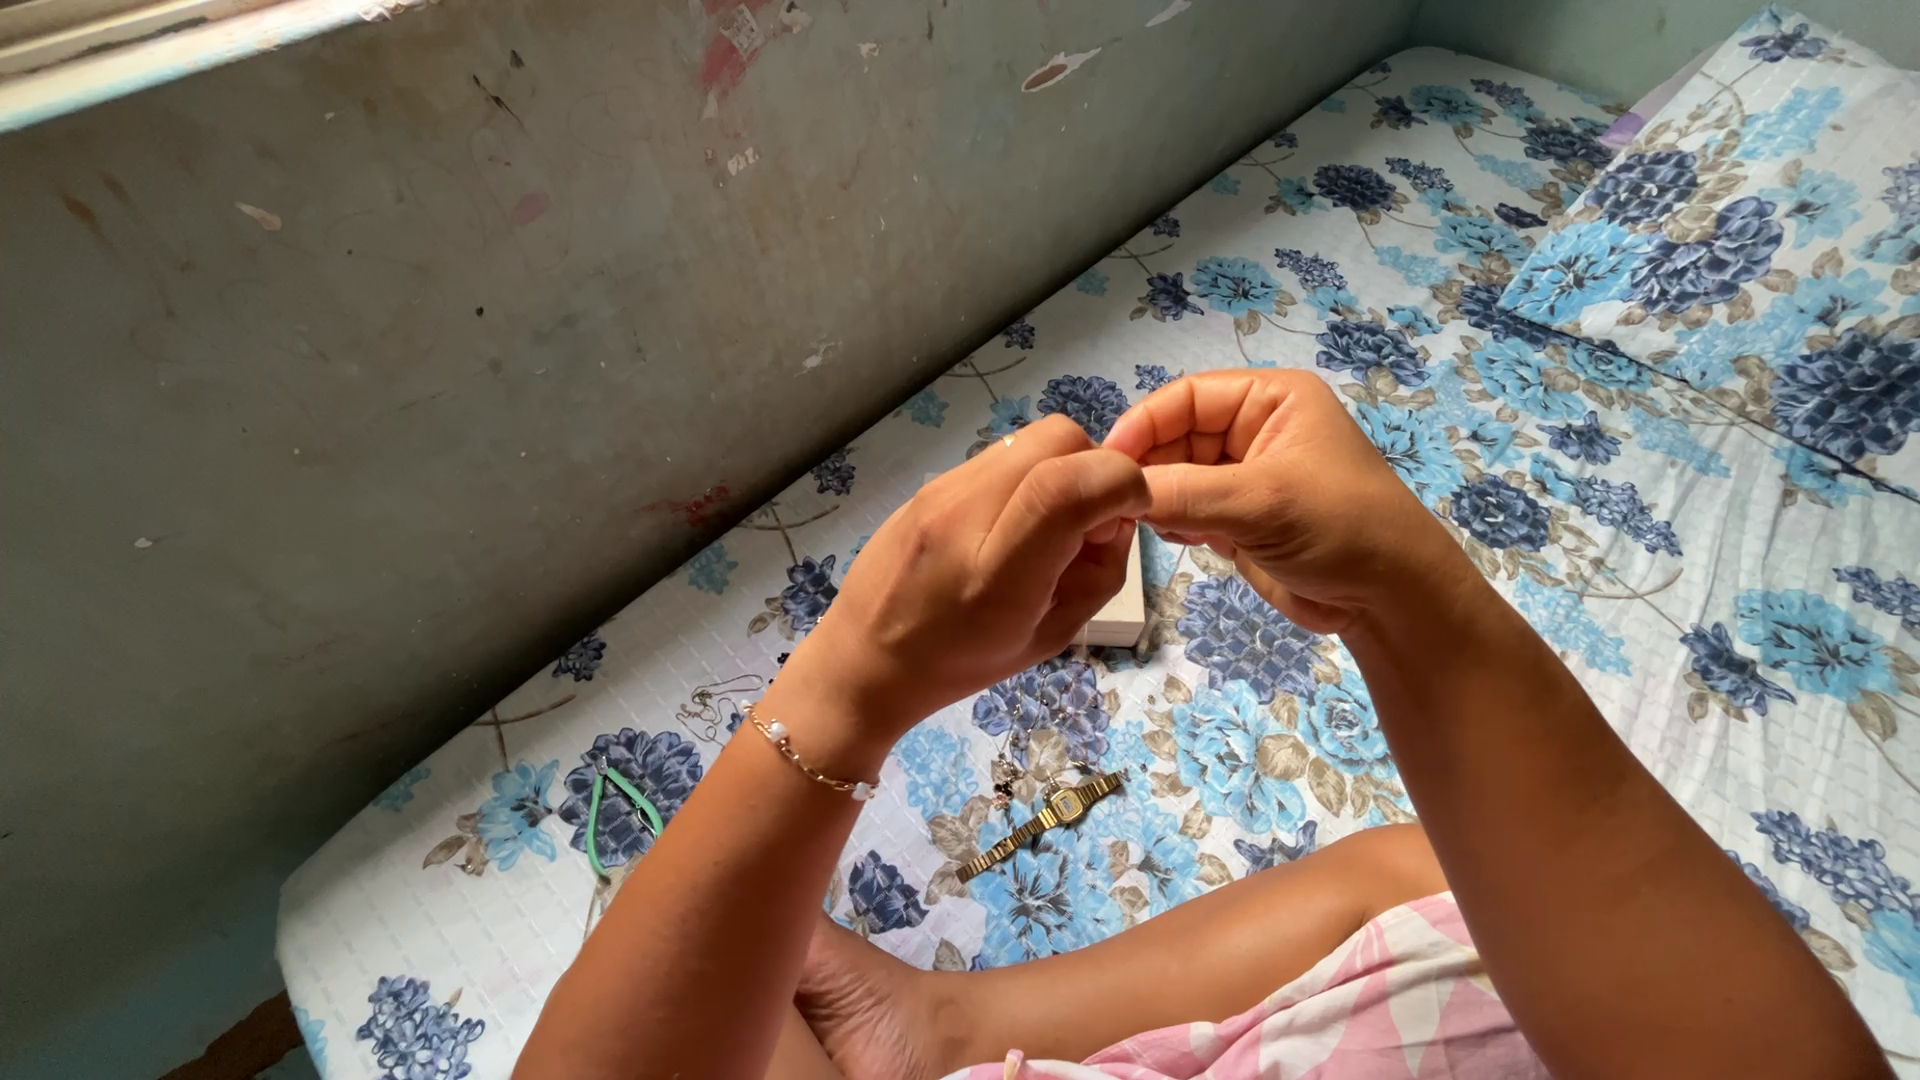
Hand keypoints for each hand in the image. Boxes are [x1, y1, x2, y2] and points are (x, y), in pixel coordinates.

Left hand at [786, 414, 1149, 733]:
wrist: (866, 656)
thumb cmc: (961, 664)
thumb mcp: (1049, 637)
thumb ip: (1098, 572)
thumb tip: (1114, 514)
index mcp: (996, 574)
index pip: (1067, 486)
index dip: (1120, 483)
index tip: (1129, 512)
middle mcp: (964, 515)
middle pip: (1058, 438)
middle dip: (1096, 468)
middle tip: (1088, 520)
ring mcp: (940, 490)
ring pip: (1031, 437)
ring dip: (1062, 468)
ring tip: (1046, 522)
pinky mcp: (930, 481)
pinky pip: (1001, 454)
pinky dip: (1029, 473)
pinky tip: (1011, 520)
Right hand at [1104, 370, 1467, 634]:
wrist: (1388, 600)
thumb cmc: (1340, 528)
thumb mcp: (1261, 501)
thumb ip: (1184, 492)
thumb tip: (1115, 491)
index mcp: (1268, 400)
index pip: (1185, 397)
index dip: (1142, 424)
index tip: (1106, 464)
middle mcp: (1251, 430)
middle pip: (1174, 436)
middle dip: (1148, 467)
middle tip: (1117, 504)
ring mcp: (1241, 477)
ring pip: (1174, 475)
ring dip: (1157, 498)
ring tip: (1148, 523)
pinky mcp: (1234, 518)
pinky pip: (1184, 509)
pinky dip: (1171, 522)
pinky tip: (1175, 538)